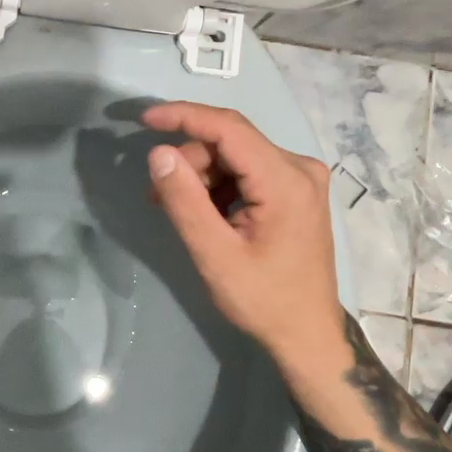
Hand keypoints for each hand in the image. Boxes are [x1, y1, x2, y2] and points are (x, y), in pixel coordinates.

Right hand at [142, 102, 343, 365]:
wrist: (307, 334)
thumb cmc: (263, 300)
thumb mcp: (215, 254)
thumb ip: (185, 201)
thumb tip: (158, 153)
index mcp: (285, 180)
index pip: (229, 128)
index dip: (184, 116)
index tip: (144, 118)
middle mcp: (299, 168)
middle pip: (230, 142)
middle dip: (189, 160)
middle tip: (159, 196)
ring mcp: (301, 178)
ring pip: (236, 156)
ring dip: (201, 175)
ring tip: (178, 210)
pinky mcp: (296, 191)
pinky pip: (247, 171)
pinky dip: (219, 185)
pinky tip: (204, 213)